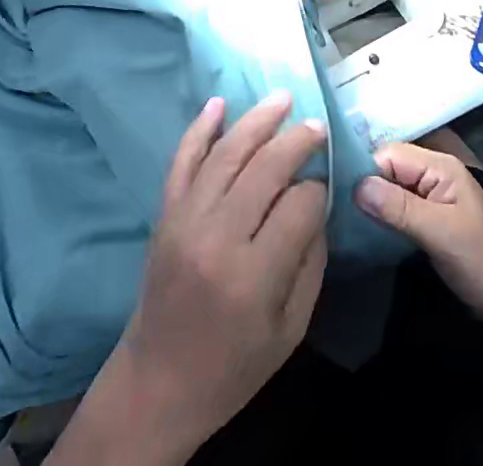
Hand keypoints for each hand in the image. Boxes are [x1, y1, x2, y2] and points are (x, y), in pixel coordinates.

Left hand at [107, 92, 328, 455]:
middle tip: (317, 125)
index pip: (299, 205)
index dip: (319, 191)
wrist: (157, 383)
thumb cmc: (234, 365)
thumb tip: (316, 204)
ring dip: (256, 122)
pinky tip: (218, 104)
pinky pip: (182, 162)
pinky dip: (199, 130)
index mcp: (253, 274)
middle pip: (264, 169)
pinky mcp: (164, 215)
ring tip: (282, 98)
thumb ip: (310, 260)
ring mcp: (184, 220)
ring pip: (225, 155)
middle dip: (297, 141)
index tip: (325, 191)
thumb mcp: (292, 326)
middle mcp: (216, 237)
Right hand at [354, 142, 482, 323]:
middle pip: (385, 168)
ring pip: (387, 187)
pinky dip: (378, 215)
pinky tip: (361, 228)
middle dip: (362, 185)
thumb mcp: (441, 234)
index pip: (388, 154)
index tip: (337, 196)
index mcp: (439, 166)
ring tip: (340, 219)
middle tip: (333, 210)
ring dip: (368, 202)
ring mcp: (429, 195)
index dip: (363, 171)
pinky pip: (394, 206)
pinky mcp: (425, 217)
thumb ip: (399, 208)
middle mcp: (432, 173)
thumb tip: (355, 186)